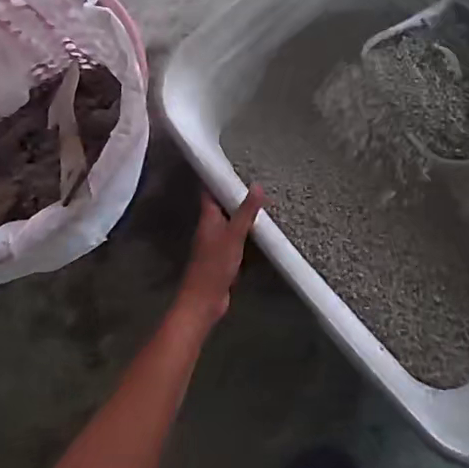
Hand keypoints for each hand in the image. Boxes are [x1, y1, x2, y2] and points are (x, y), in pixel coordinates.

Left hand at [176, 186, 264, 323]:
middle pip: (222, 205)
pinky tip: (262, 232)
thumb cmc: (214, 265)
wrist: (204, 301)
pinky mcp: (224, 258)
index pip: (210, 190)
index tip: (234, 165)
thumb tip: (257, 185)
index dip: (218, 177)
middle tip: (257, 183)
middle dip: (237, 195)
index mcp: (208, 218)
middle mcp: (210, 227)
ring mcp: (216, 243)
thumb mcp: (234, 235)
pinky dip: (248, 234)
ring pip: (231, 223)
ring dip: (244, 215)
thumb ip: (246, 211)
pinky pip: (238, 239)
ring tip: (264, 203)